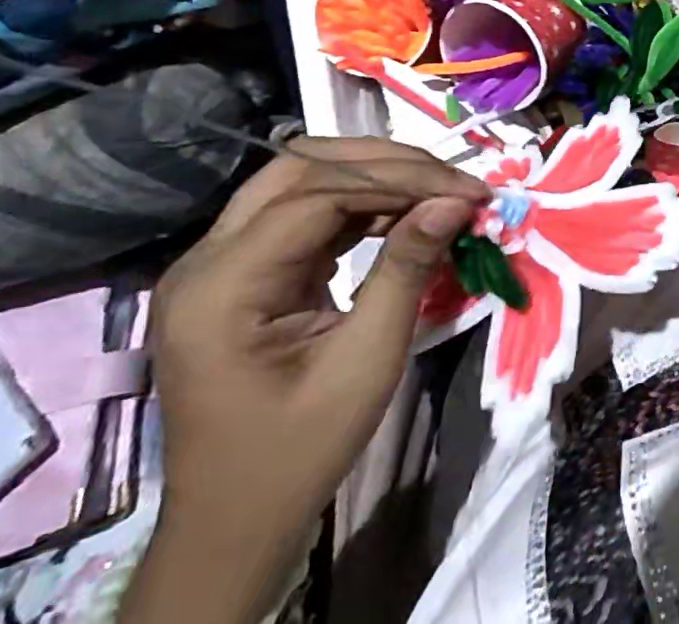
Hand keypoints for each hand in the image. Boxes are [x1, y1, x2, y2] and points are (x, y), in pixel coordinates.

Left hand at [124, 138, 485, 623]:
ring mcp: (221, 262)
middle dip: (387, 164)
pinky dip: (361, 204)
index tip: (470, 193)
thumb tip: (457, 201)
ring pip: (302, 181)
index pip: (317, 196)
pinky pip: (305, 213)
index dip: (401, 182)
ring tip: (440, 191)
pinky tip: (405, 214)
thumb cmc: (302, 446)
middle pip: (300, 169)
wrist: (239, 513)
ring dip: (376, 177)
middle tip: (456, 181)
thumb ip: (408, 268)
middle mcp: (208, 258)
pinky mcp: (244, 272)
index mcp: (222, 286)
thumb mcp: (368, 359)